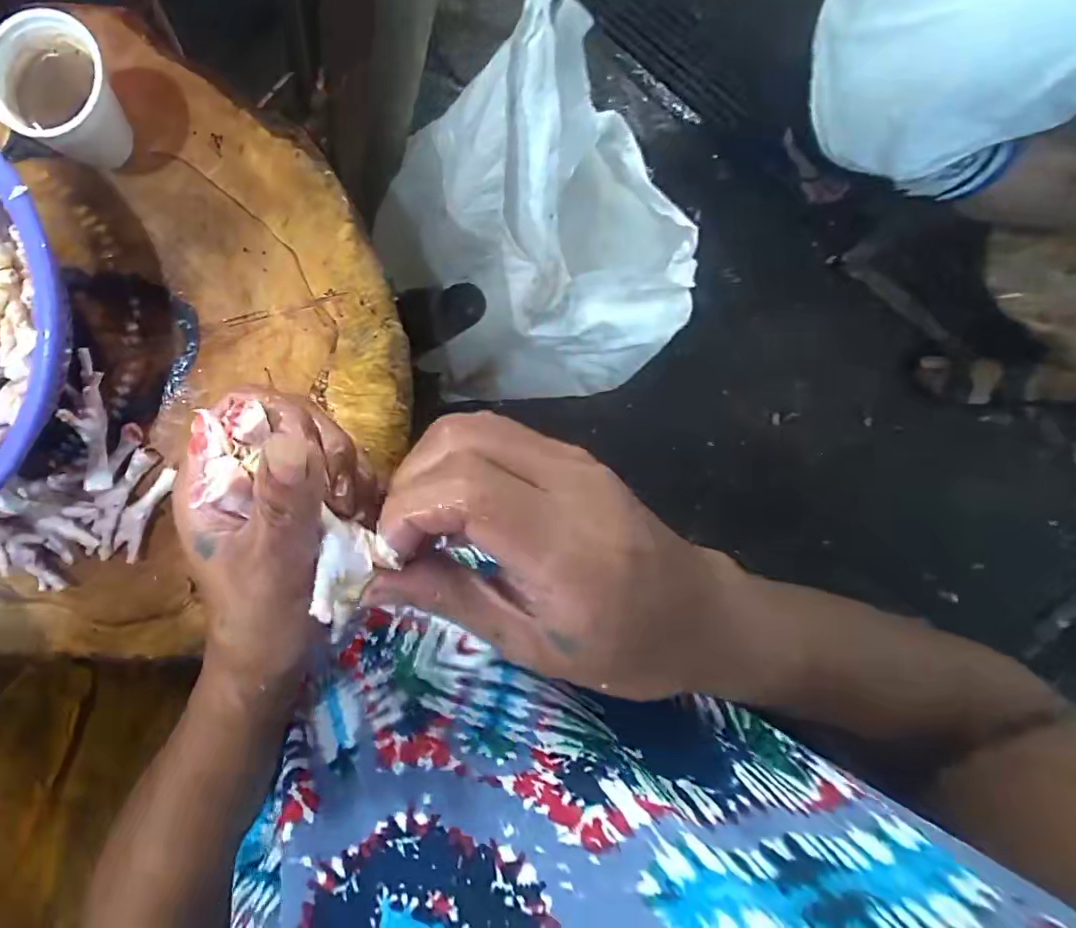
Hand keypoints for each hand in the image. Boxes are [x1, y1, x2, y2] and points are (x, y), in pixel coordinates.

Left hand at [177, 391, 374, 696]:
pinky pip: (337, 463)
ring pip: (317, 436)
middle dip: (321, 445)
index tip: (313, 453)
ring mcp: (274, 480)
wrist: (278, 661)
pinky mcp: (304, 495)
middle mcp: (238, 470)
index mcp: (209, 479)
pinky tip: (359, 512)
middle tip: (337, 495)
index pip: (234, 408)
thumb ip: (281, 504)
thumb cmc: (259, 618)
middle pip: (285, 414)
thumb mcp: (271, 562)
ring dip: (344, 466)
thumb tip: (290, 440)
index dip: (277, 414)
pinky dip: (355, 480)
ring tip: (348, 511)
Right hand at [361, 412, 746, 700]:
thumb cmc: (621, 649)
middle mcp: (567, 481)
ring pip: (468, 426)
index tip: (392, 553)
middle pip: (458, 442)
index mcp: (564, 545)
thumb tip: (374, 579)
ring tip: (419, 517)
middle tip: (399, 536)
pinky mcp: (565, 449)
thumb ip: (448, 599)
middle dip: (408, 485)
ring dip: (424, 465)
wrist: (701, 613)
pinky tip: (450, 500)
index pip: (465, 489)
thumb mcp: (529, 644)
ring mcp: (568, 456)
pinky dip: (450, 458)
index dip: (409, 511)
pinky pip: (488, 432)